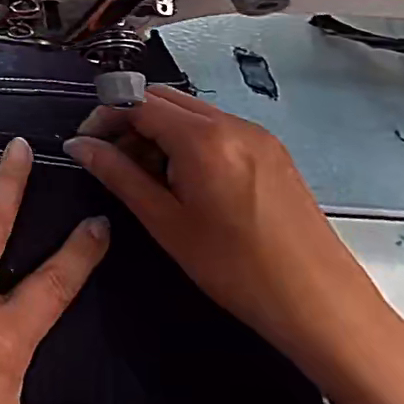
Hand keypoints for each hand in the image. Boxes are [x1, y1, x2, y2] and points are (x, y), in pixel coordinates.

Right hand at [61, 87, 368, 355]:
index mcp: (203, 138)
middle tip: (112, 158)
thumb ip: (119, 176)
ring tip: (147, 174)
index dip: (106, 115)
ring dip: (159, 129)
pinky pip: (216, 127)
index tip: (87, 142)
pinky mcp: (271, 147)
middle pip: (164, 98)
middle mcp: (231, 122)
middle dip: (131, 119)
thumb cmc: (239, 271)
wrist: (322, 304)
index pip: (138, 101)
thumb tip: (81, 146)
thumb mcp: (167, 225)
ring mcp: (255, 132)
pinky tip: (186, 179)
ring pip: (190, 111)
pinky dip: (189, 139)